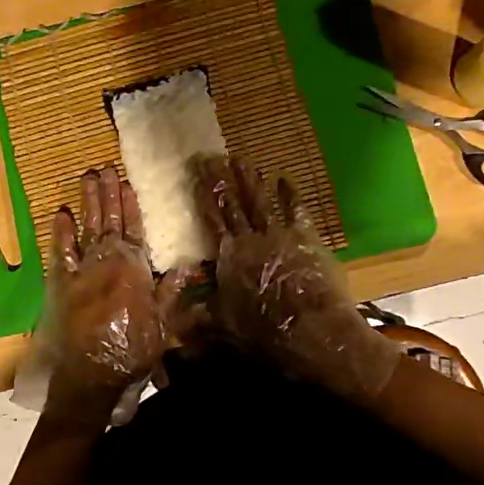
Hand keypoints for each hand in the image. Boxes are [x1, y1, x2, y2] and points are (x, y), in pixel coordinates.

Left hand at [45, 168, 167, 430]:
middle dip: (107, 195)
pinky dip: (61, 233)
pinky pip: (61, 253)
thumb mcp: (163, 323)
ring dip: (88, 203)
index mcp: (134, 270)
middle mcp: (108, 263)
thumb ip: (170, 292)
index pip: (134, 230)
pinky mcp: (64, 284)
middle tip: (103, 168)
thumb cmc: (133, 350)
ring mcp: (83, 271)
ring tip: (87, 177)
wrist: (93, 376)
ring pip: (87, 229)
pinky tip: (61, 212)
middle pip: (109, 222)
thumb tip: (188, 266)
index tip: (127, 182)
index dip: (130, 206)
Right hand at [195, 156, 400, 401]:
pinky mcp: (306, 237)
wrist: (311, 327)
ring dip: (251, 180)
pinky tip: (284, 178)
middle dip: (223, 178)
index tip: (197, 171)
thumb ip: (199, 315)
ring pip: (261, 201)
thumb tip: (172, 316)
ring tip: (242, 159)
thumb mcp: (224, 325)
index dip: (204, 193)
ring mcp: (280, 235)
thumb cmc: (264, 329)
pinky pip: (296, 210)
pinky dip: (290, 194)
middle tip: (214, 155)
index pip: (213, 217)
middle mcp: (252, 239)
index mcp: (230, 256)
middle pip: (235, 203)